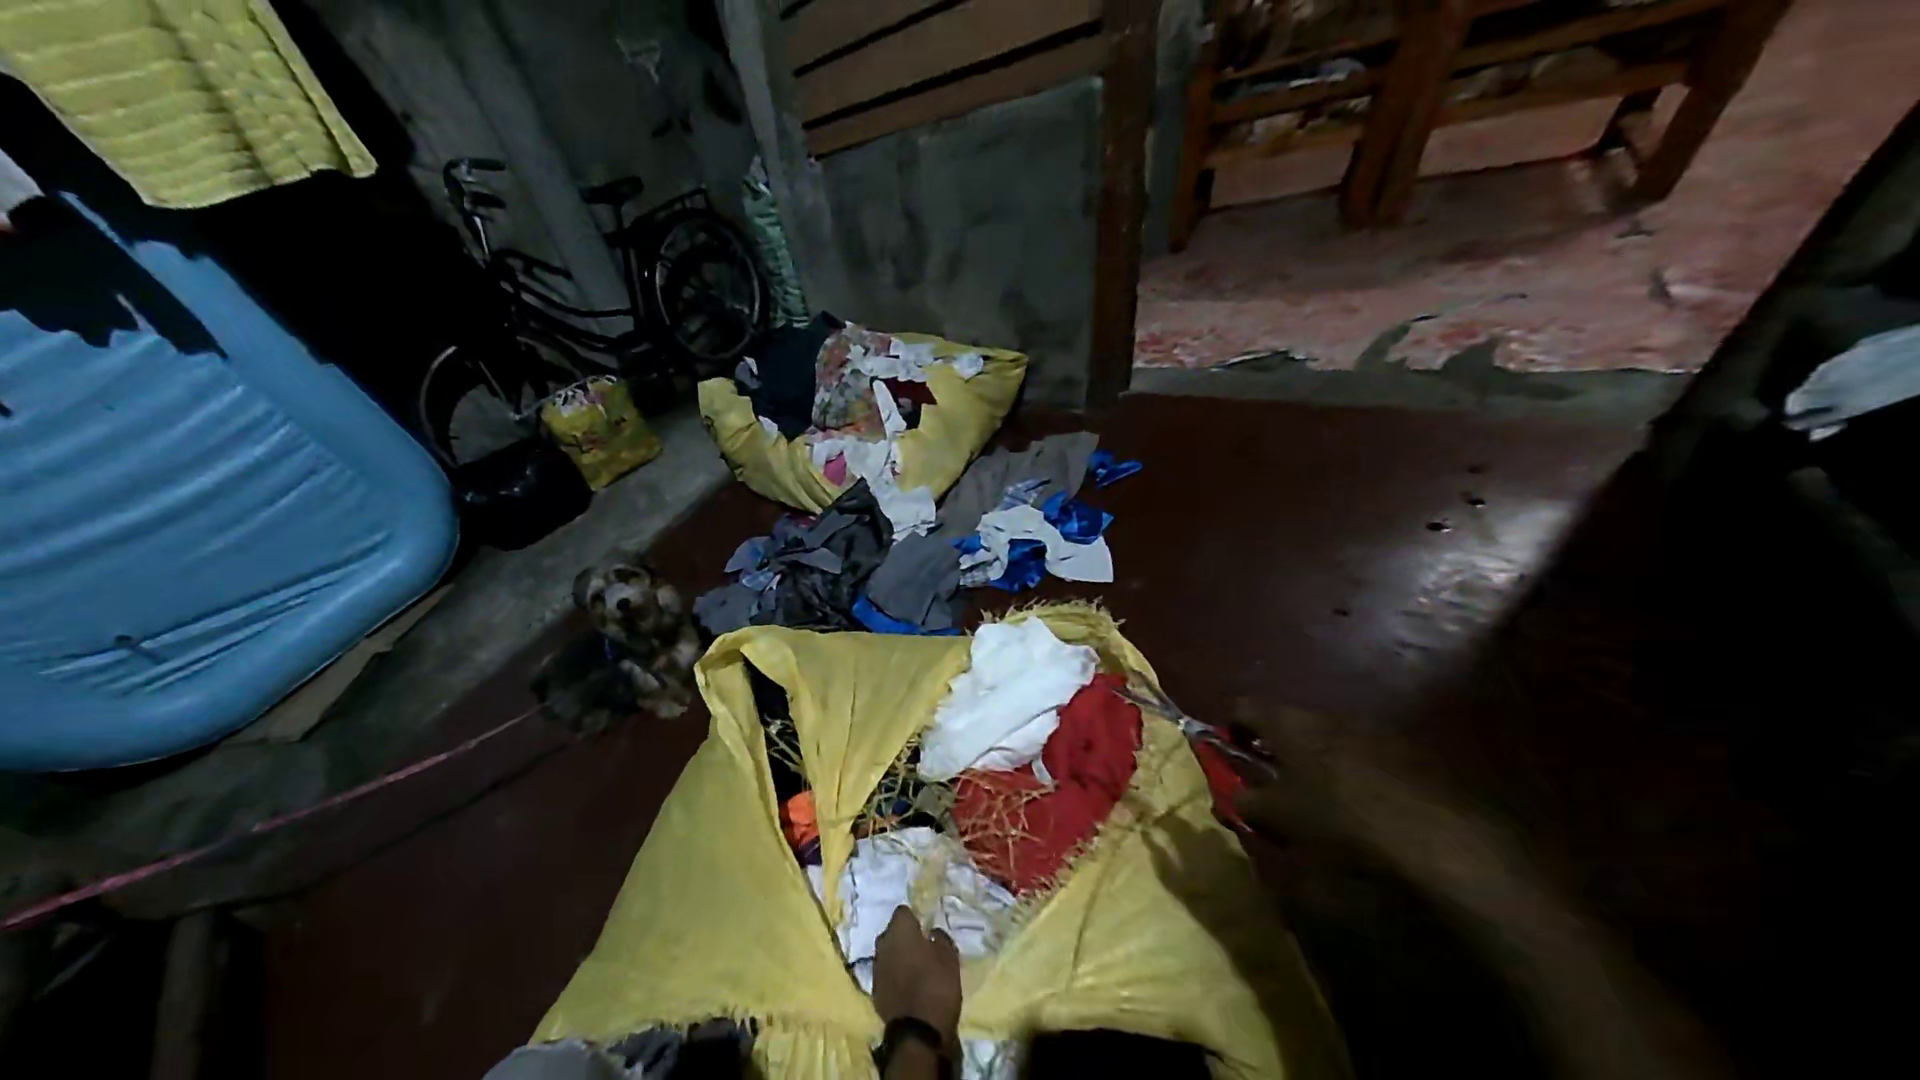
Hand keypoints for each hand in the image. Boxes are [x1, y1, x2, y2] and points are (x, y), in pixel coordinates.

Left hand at [870, 905, 960, 1050]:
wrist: (918, 1032)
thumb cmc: (937, 985)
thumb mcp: (949, 956)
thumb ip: (940, 937)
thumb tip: (932, 932)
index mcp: (899, 930)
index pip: (903, 911)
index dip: (914, 918)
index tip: (925, 928)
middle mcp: (882, 944)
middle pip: (892, 932)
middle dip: (904, 937)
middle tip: (922, 947)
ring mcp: (876, 968)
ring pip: (887, 953)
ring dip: (897, 957)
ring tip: (915, 968)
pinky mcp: (874, 991)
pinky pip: (885, 974)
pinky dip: (894, 976)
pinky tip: (907, 986)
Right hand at [1231, 704, 1519, 898]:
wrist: (1435, 832)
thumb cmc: (1338, 816)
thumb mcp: (1279, 816)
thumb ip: (1247, 801)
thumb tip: (1235, 795)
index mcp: (1288, 722)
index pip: (1244, 705)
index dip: (1232, 727)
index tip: (1233, 754)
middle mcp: (1325, 714)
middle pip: (1287, 720)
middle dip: (1275, 747)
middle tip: (1273, 782)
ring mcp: (1368, 728)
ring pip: (1325, 736)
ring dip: (1314, 759)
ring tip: (1317, 797)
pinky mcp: (1403, 749)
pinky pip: (1360, 752)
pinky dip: (1349, 771)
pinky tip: (1359, 805)